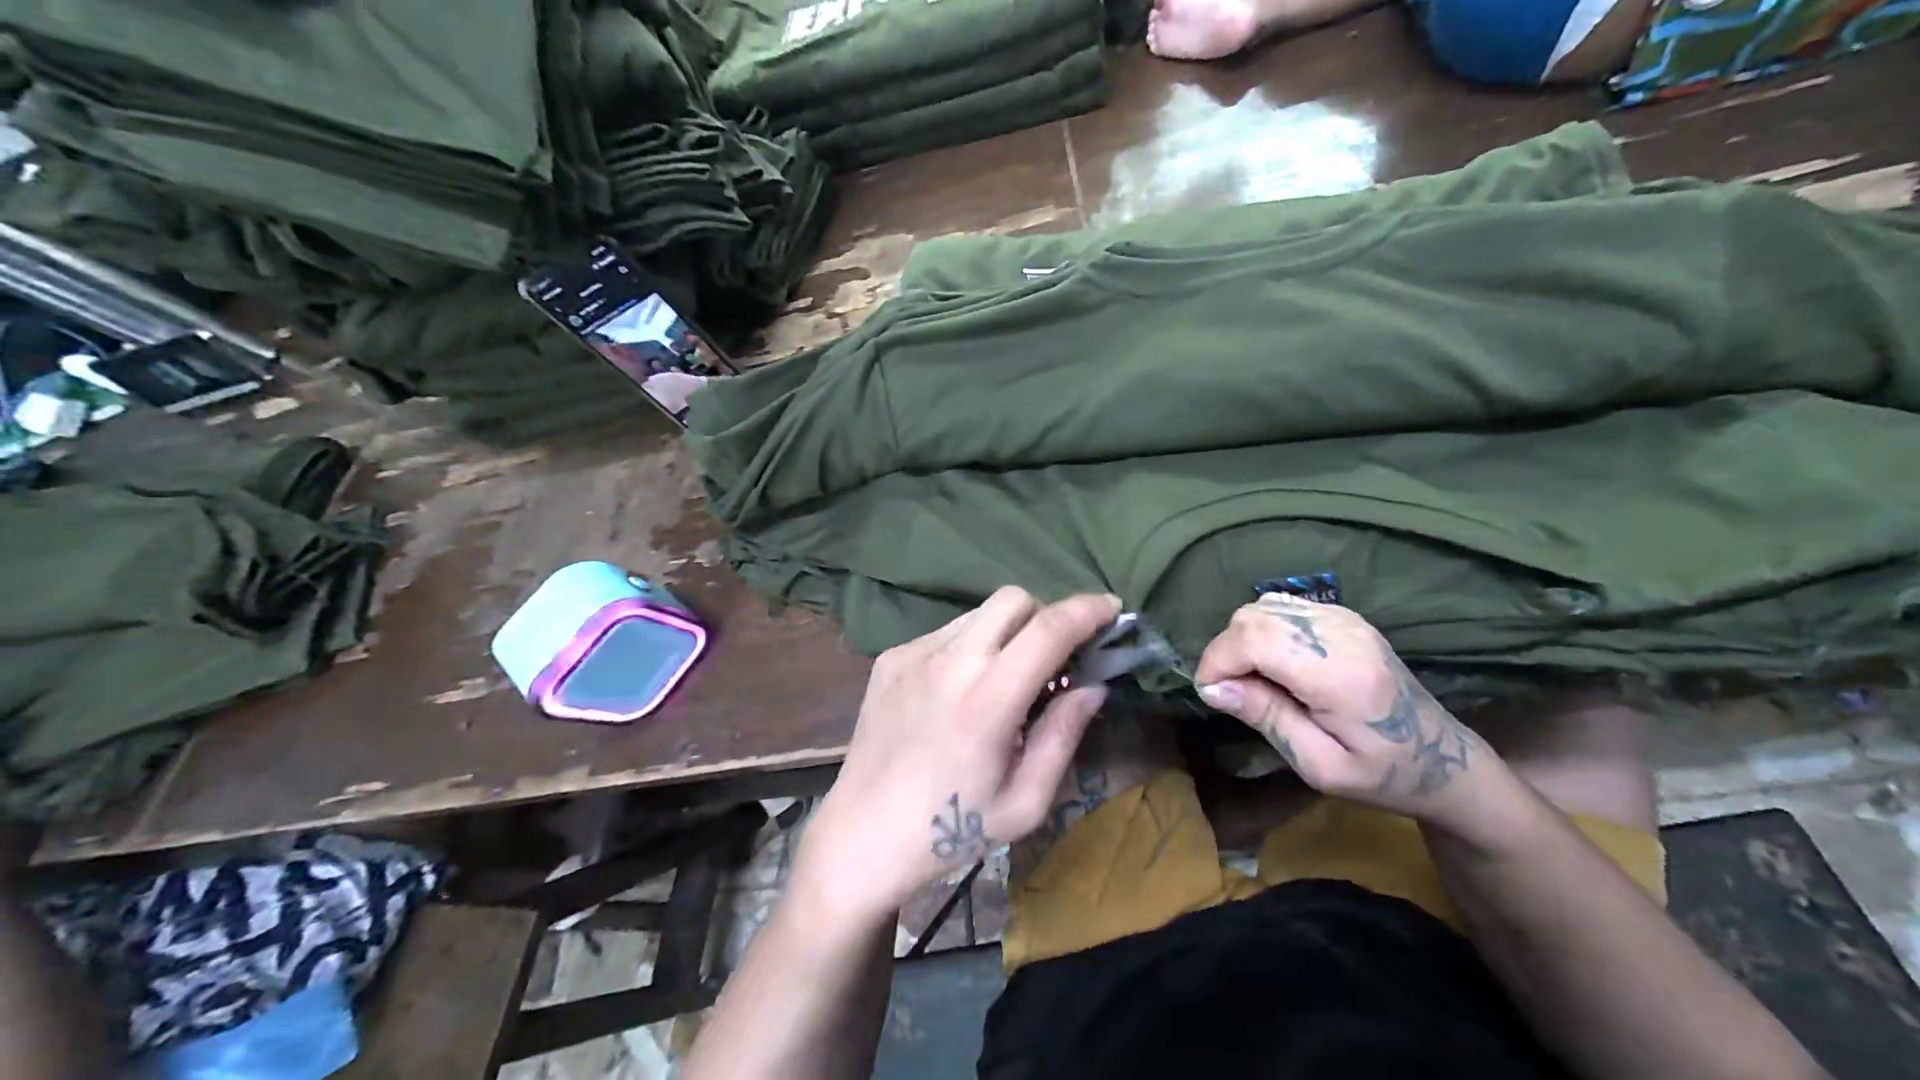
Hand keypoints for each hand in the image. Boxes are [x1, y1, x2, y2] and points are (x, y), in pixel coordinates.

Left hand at [796, 588, 1120, 922]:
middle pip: (1012, 599)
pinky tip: (960, 692)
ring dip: (1006, 633)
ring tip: (1004, 681)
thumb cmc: (952, 830)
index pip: (1048, 629)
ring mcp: (913, 654)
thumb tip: (1094, 685)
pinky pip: (945, 633)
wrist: (864, 835)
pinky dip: (969, 648)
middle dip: (1046, 616)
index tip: (1112, 609)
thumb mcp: (1025, 801)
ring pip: (978, 614)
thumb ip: (1064, 735)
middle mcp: (949, 662)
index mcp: (987, 700)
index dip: (1088, 610)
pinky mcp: (890, 659)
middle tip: (1056, 656)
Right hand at [1194, 594, 1506, 828]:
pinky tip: (1271, 663)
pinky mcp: (1345, 617)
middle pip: (1254, 617)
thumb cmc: (1384, 775)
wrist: (1445, 760)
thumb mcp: (1320, 765)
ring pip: (1263, 607)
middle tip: (1229, 692)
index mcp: (1341, 676)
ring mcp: (1346, 619)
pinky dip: (1262, 630)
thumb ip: (1267, 717)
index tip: (1209, 693)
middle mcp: (1343, 634)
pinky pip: (1283, 607)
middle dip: (1225, 651)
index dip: (1218, 660)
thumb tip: (1211, 687)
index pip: (1256, 640)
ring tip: (1250, 679)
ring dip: (1242, 640)